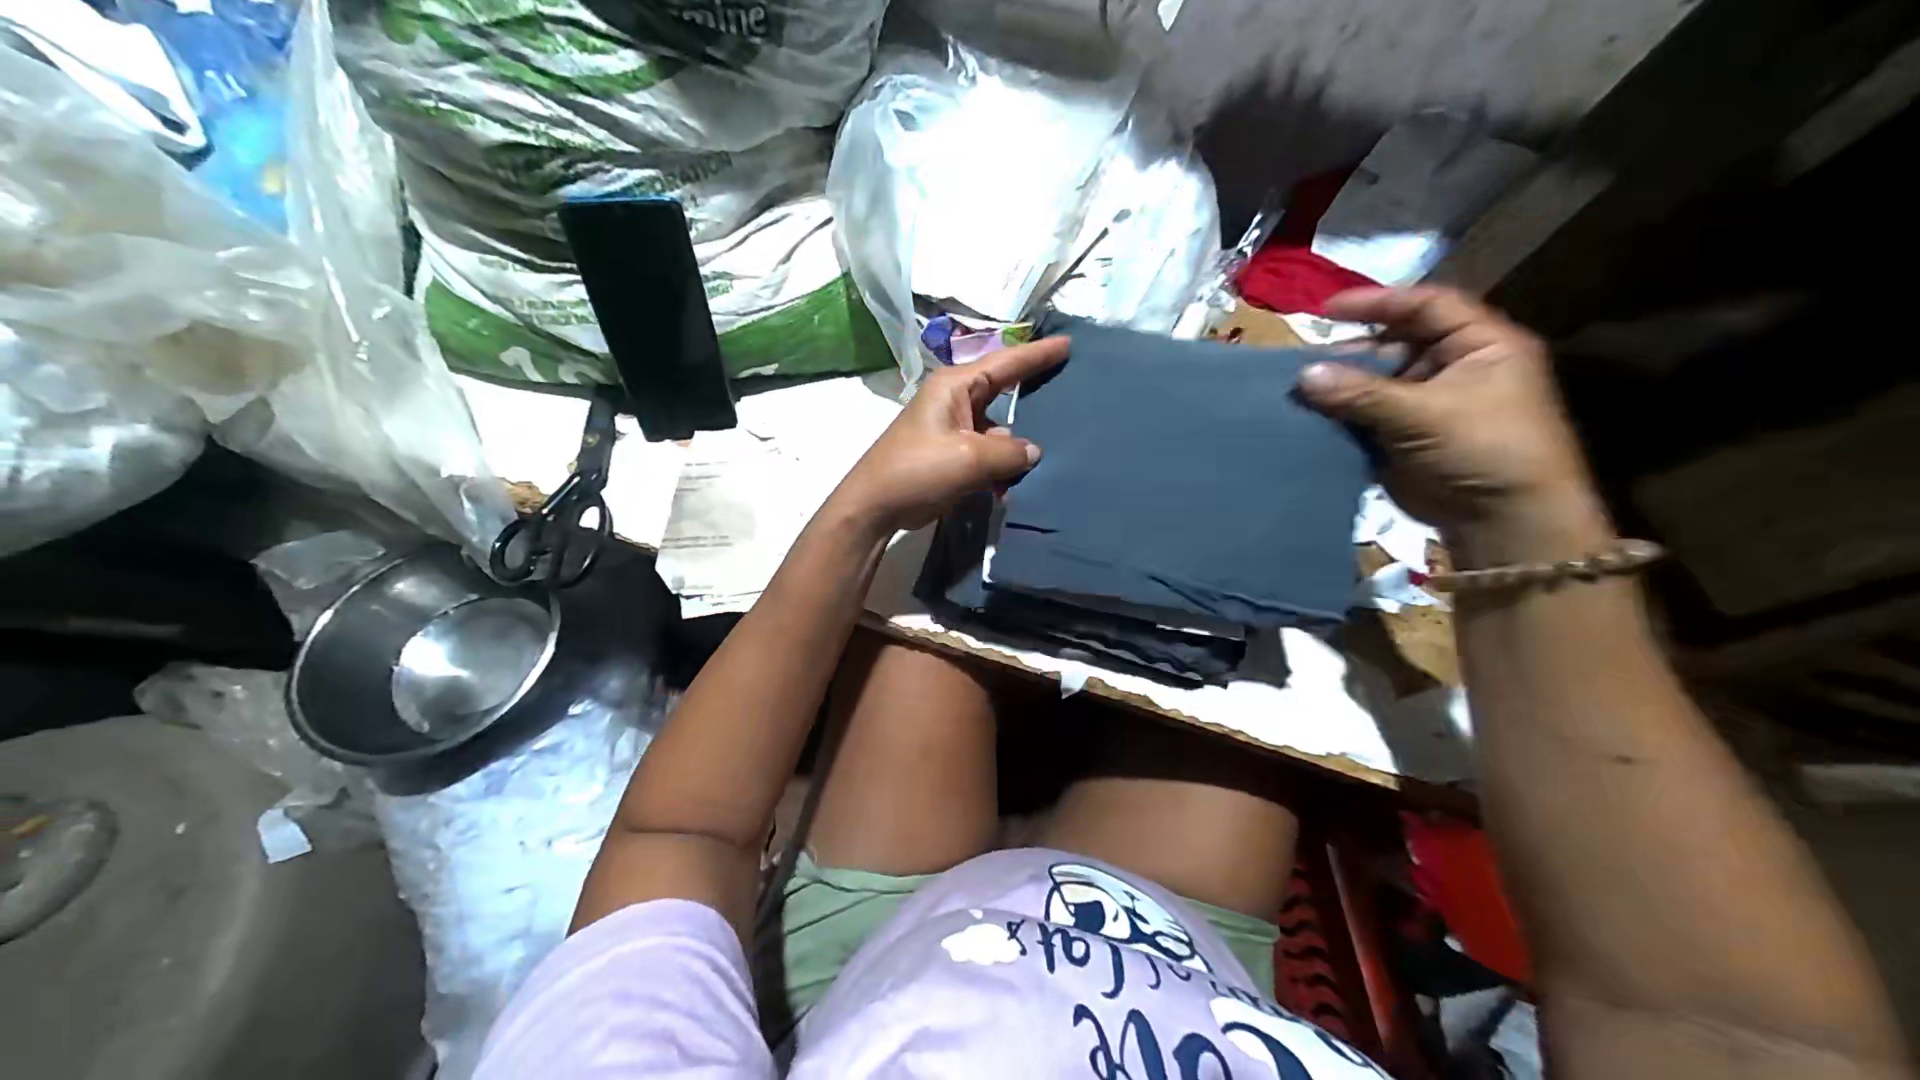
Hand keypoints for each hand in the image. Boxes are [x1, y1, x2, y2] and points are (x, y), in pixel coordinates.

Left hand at [831, 337, 1069, 531]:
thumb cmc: (918, 470)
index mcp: (955, 386)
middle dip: (1033, 394)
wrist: (875, 506)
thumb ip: (1009, 453)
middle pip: (1004, 391)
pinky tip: (1015, 486)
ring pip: (999, 430)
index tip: (1069, 343)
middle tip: (1070, 390)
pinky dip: (1000, 467)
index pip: (1006, 362)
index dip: (1038, 354)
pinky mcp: (951, 454)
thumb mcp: (969, 458)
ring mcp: (953, 429)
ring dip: (1016, 447)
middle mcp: (955, 400)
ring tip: (1051, 454)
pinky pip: (987, 453)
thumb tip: (1033, 452)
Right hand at [1295, 287, 1611, 565]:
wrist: (1501, 521)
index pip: (1427, 306)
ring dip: (1340, 388)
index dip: (1379, 303)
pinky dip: (1340, 417)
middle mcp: (1454, 367)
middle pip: (1394, 345)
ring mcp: (1427, 404)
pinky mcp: (1405, 437)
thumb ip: (1361, 392)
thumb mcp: (1423, 414)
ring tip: (1299, 391)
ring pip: (1375, 384)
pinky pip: (1365, 417)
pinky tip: (1309, 418)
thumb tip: (1303, 375)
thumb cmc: (1482, 450)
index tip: (1328, 310)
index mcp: (1480, 345)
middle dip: (1351, 352)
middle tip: (1305, 362)